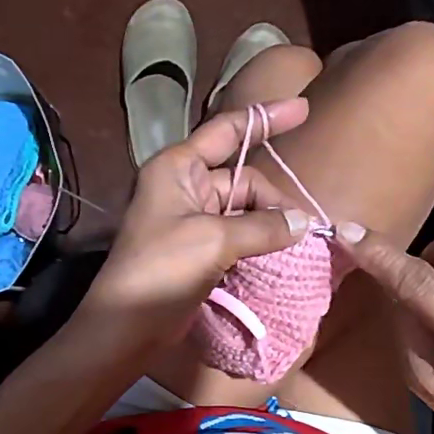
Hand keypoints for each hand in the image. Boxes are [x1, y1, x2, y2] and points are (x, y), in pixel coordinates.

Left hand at [80, 98, 312, 344]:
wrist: (128, 324)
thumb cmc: (162, 268)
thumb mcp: (215, 240)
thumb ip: (264, 226)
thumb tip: (304, 222)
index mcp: (178, 167)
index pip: (227, 130)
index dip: (265, 119)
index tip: (305, 108)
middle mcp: (183, 186)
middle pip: (241, 177)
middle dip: (273, 197)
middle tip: (303, 227)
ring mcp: (189, 219)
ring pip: (242, 208)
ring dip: (269, 222)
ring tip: (297, 242)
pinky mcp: (196, 248)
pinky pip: (236, 233)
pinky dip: (258, 240)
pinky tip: (281, 252)